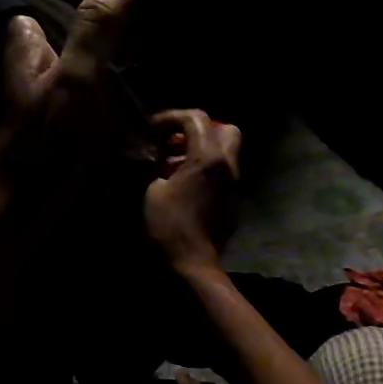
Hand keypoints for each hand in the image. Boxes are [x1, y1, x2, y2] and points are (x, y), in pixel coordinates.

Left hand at [0, 0, 135, 205]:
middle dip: (86, 58)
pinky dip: (100, 130)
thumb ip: (96, 32)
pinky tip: (125, 139)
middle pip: (54, 60)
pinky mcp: (51, 159)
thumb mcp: (77, 84)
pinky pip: (79, 132)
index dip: (59, 16)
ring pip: (69, 97)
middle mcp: (25, 92)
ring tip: (136, 99)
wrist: (21, 235)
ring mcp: (37, 128)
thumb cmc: (47, 154)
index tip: (101, 18)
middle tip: (131, 59)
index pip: (31, 24)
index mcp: (24, 65)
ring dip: (99, 97)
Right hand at [144, 109, 241, 273]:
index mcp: (208, 158)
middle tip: (174, 144)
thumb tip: (148, 153)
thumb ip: (151, 164)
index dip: (171, 117)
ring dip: (201, 151)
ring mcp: (234, 185)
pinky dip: (206, 170)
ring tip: (173, 168)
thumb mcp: (150, 190)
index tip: (152, 129)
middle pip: (224, 129)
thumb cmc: (169, 227)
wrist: (193, 266)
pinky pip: (223, 174)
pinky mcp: (233, 201)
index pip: (196, 118)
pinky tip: (184, 188)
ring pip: (226, 152)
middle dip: (198, 130)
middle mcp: (228, 166)